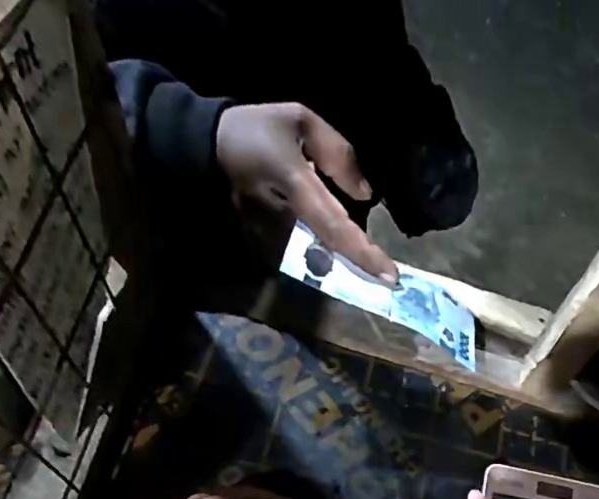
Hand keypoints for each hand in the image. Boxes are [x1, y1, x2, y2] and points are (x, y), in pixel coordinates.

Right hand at [215, 102, 399, 284]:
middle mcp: (285, 217)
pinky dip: (326, 249)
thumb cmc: (257, 130)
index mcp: (296, 184)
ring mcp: (273, 233)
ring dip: (344, 256)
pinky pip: (304, 246)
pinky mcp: (266, 240)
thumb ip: (337, 154)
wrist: (208, 148)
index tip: (389, 276)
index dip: (362, 252)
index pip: (335, 226)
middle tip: (390, 277)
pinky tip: (342, 249)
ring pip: (319, 250)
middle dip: (360, 262)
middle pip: (331, 248)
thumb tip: (365, 194)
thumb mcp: (299, 120)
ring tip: (369, 261)